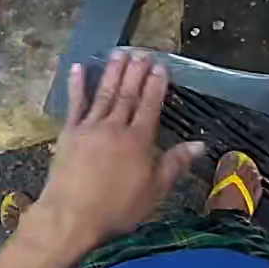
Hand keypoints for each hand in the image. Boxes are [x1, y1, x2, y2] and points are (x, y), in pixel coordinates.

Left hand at [22, 50, 205, 259]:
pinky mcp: (69, 132)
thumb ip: (174, 164)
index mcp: (138, 141)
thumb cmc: (117, 208)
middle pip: (127, 94)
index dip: (156, 85)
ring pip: (103, 93)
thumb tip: (199, 144)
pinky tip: (78, 68)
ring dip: (111, 72)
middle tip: (141, 52)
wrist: (72, 214)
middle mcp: (114, 127)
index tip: (160, 66)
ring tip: (119, 53)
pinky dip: (77, 85)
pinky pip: (75, 104)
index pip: (150, 106)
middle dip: (135, 72)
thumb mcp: (154, 191)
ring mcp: (89, 127)